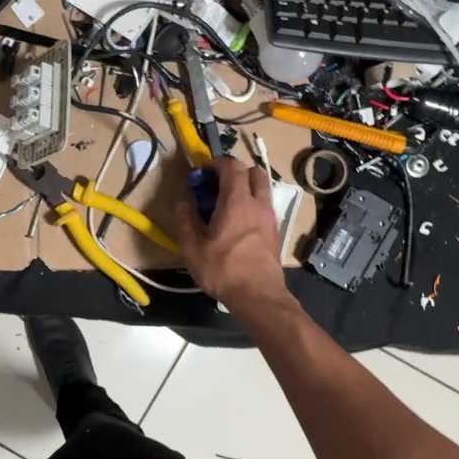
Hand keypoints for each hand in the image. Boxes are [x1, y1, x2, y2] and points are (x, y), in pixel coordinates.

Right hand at [175, 157, 298, 314]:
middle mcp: (257, 203)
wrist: (258, 295)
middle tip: (216, 186)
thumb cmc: (222, 270)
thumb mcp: (193, 249)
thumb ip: (186, 221)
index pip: (232, 166)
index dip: (216, 164)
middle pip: (253, 172)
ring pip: (262, 187)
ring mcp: (270, 216)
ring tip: (227, 203)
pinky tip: (238, 222)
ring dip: (246, 186)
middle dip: (234, 172)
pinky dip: (252, 203)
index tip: (201, 173)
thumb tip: (183, 202)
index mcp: (236, 202)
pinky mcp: (275, 230)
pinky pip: (265, 205)